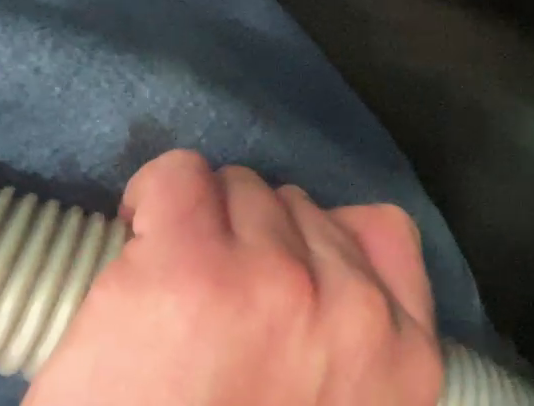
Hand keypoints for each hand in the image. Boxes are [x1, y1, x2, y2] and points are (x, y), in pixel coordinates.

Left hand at [26, 150, 442, 405]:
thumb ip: (354, 345)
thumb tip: (327, 266)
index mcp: (400, 357)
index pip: (382, 232)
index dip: (318, 250)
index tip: (275, 285)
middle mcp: (349, 308)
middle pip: (297, 207)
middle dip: (256, 244)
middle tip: (211, 313)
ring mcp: (272, 280)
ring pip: (238, 188)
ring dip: (204, 227)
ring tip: (169, 298)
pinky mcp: (190, 265)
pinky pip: (178, 176)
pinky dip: (153, 199)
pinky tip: (134, 245)